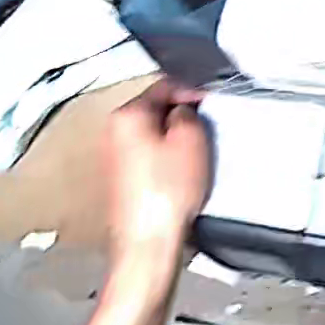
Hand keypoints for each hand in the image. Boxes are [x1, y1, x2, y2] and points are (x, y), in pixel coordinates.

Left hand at [104, 79, 210, 264]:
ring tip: (196, 145)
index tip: (211, 100)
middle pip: (154, 107)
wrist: (148, 239)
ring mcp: (114, 154)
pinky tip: (181, 165)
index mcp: (127, 114)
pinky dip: (165, 151)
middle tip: (206, 122)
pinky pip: (148, 150)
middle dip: (181, 111)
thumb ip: (187, 111)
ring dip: (174, 133)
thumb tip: (181, 109)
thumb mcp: (191, 137)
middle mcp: (113, 130)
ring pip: (152, 130)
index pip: (163, 85)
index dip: (191, 89)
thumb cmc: (170, 186)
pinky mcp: (121, 175)